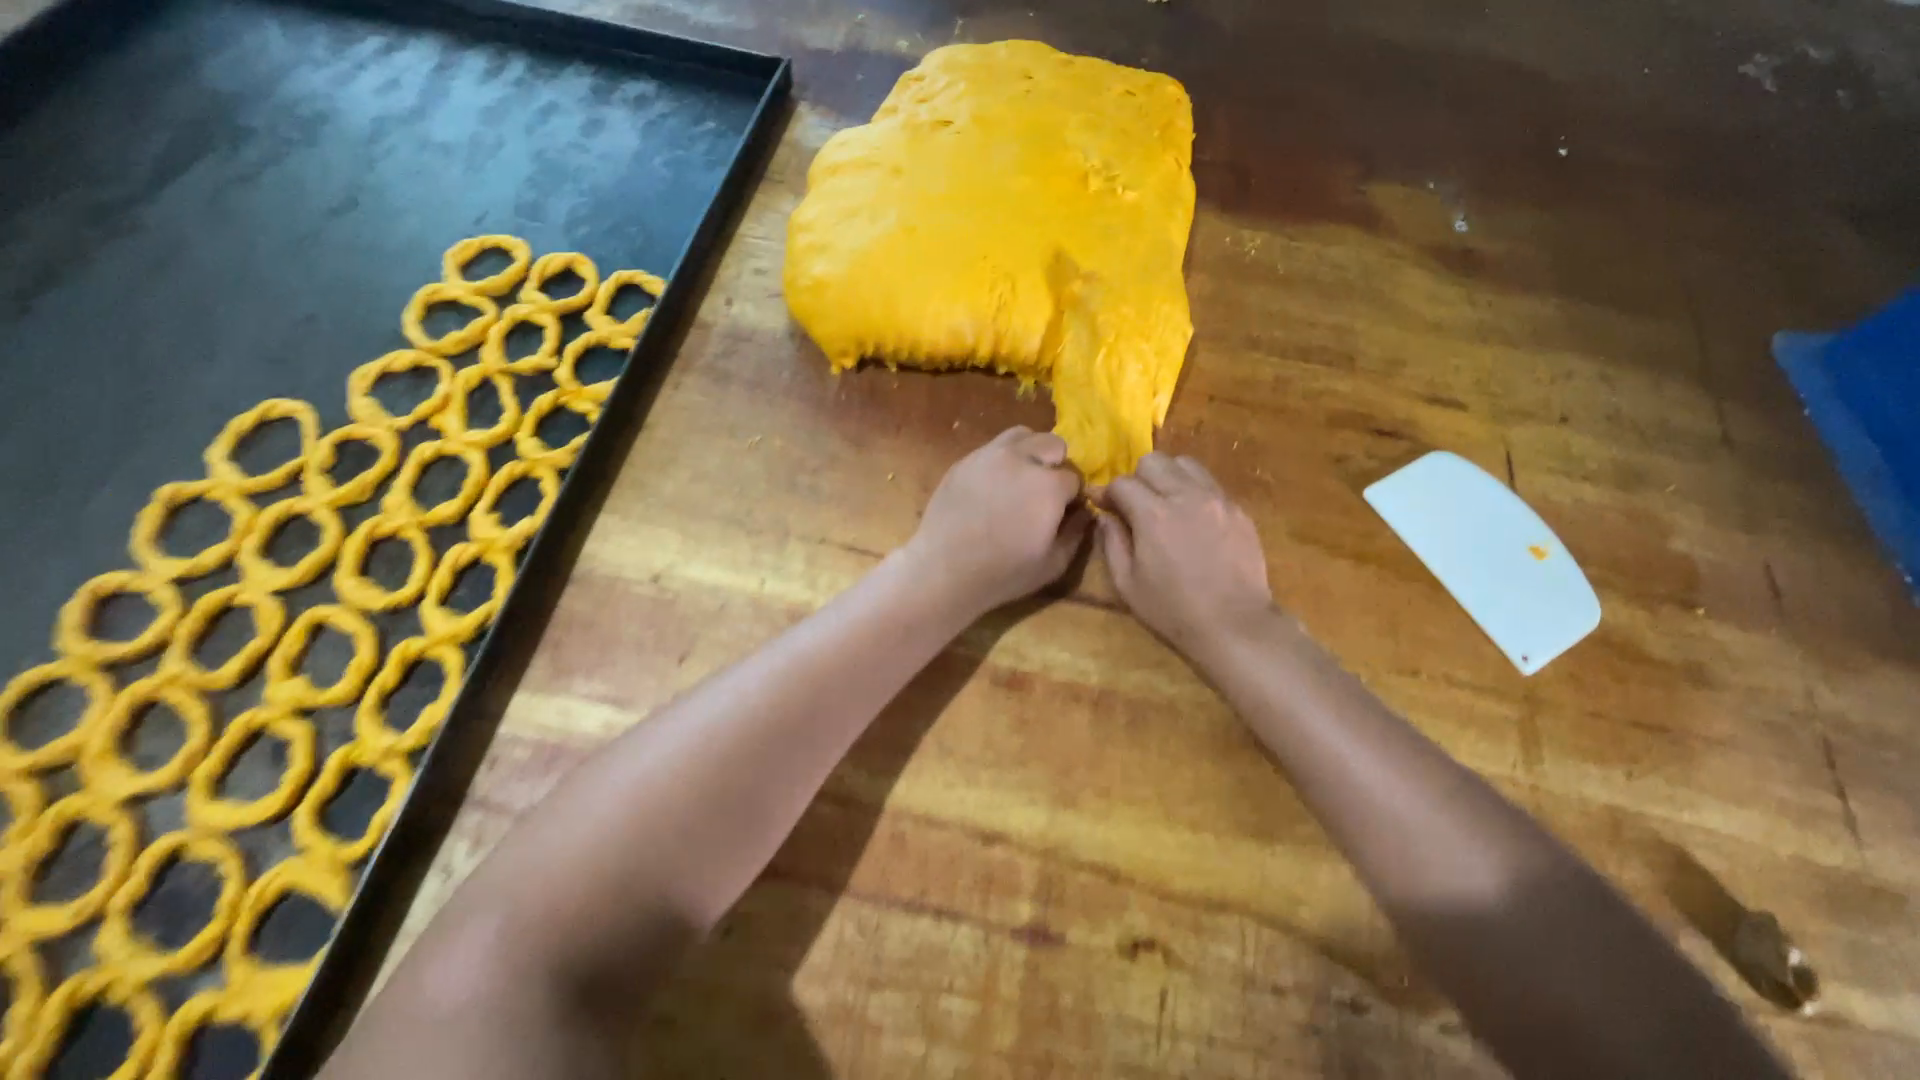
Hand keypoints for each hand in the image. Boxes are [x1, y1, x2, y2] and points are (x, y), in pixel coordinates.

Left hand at [905, 427, 1090, 615]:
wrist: (943, 570)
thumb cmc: (1003, 574)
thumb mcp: (1053, 564)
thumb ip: (1076, 533)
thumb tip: (1085, 512)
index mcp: (1049, 485)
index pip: (1075, 478)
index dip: (1073, 496)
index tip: (1064, 512)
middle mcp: (1021, 459)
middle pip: (1053, 445)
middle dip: (1055, 465)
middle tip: (1044, 493)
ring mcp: (989, 455)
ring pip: (1022, 435)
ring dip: (1030, 452)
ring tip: (1021, 479)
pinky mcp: (965, 460)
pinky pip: (992, 448)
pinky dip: (1001, 460)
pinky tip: (993, 487)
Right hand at [1094, 453, 1275, 655]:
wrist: (1233, 624)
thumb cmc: (1173, 610)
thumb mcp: (1127, 584)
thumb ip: (1112, 543)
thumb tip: (1104, 517)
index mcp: (1153, 514)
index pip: (1122, 483)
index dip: (1107, 493)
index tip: (1102, 506)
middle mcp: (1185, 495)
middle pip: (1154, 461)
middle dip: (1138, 478)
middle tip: (1136, 504)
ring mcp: (1216, 499)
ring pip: (1185, 464)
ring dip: (1168, 477)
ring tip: (1166, 503)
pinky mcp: (1238, 509)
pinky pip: (1210, 483)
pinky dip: (1194, 490)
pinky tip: (1192, 518)